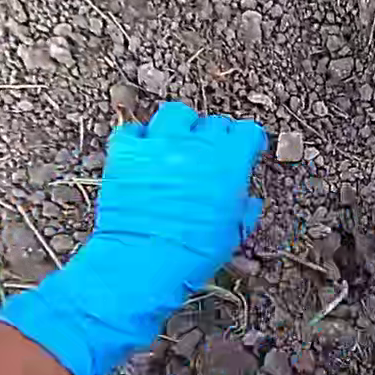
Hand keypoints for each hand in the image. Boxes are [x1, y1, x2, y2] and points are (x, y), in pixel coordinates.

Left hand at [0, 103, 266, 374]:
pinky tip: (144, 153)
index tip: (246, 150)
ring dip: (180, 127)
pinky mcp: (127, 152)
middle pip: (213, 123)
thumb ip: (243, 207)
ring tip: (177, 143)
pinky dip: (139, 138)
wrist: (144, 261)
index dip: (247, 141)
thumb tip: (247, 201)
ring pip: (176, 114)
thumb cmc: (195, 251)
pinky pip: (133, 131)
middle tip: (211, 154)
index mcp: (230, 162)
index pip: (247, 132)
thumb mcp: (234, 231)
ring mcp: (160, 145)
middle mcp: (197, 145)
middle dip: (216, 136)